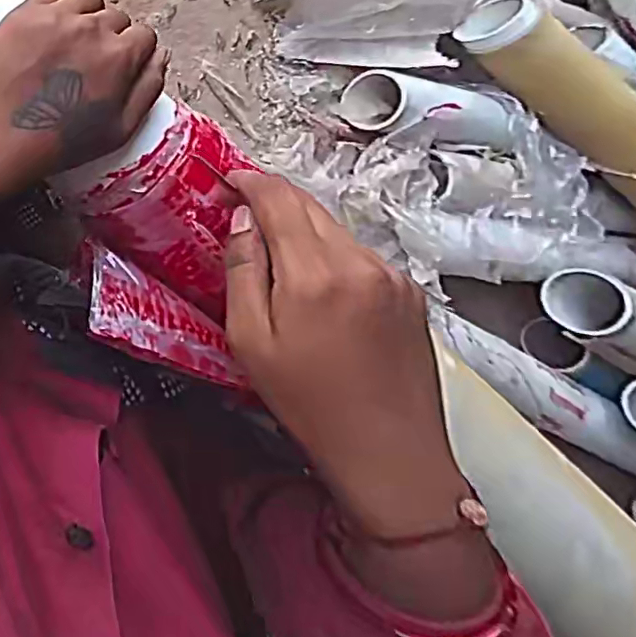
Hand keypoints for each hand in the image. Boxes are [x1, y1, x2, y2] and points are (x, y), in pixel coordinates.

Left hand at [0, 0, 165, 242]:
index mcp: (121, 57)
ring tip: (69, 40)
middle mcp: (92, 30)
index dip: (132, 51)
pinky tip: (51, 25)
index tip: (118, 62)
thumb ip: (147, 90)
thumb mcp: (117, 131)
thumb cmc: (52, 142)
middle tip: (87, 60)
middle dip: (108, 36)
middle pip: (115, 16)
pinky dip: (57, 3)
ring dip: (85, 14)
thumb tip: (159, 59)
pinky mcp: (24, 14)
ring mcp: (56, 17)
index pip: (143, 35)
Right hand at [221, 172, 463, 539]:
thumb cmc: (306, 400)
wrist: (390, 454)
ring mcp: (392, 276)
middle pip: (307, 204)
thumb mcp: (249, 338)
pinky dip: (327, 251)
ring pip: (333, 226)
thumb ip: (242, 269)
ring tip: (273, 254)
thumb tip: (243, 220)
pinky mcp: (410, 292)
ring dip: (298, 226)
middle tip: (239, 211)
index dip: (247, 181)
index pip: (278, 198)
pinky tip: (314, 284)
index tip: (225, 184)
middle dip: (270, 198)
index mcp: (314, 273)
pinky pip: (357, 252)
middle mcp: (359, 263)